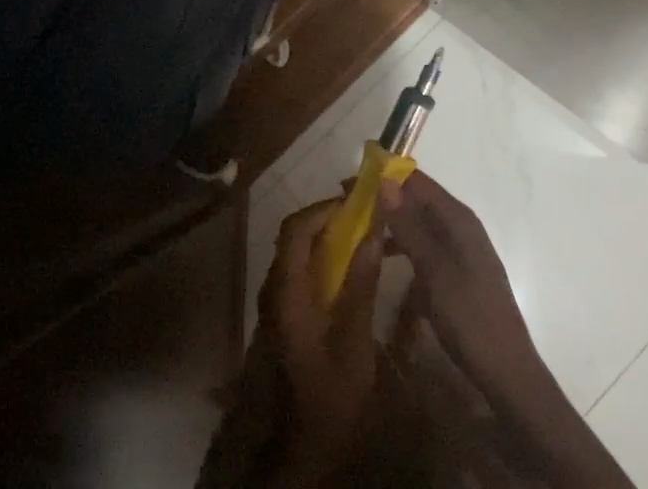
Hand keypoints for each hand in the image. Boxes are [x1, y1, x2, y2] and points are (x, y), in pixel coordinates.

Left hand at [261, 198, 383, 476]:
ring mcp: (277, 305)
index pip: (295, 229)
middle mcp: (274, 291)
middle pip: (294, 237)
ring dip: (330, 238)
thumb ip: (361, 284)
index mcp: (287, 293)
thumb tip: (373, 232)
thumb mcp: (353, 340)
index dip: (325, 208)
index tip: (359, 203)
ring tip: (369, 236)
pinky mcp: (286, 317)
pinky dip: (326, 260)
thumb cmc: (331, 394)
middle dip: (330, 219)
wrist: (302, 444)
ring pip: (298, 254)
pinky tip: (357, 269)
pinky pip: (302, 273)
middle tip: (369, 215)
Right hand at [379, 172, 636, 488]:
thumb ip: (409, 226)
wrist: (504, 368)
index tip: (350, 176)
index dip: (387, 174)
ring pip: (421, 223)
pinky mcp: (458, 272)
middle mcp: (462, 227)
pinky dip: (404, 245)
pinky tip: (383, 257)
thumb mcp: (432, 269)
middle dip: (386, 197)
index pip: (418, 181)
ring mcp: (462, 250)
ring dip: (393, 222)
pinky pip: (426, 246)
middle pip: (420, 200)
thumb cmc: (468, 315)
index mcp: (459, 219)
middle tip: (345, 203)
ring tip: (357, 228)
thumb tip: (386, 181)